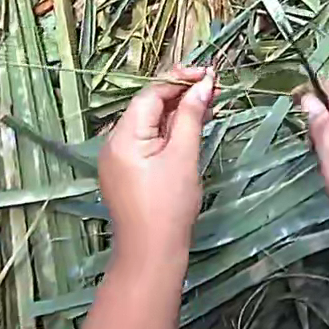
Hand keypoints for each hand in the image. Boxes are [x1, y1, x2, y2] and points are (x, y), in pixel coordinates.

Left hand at [100, 65, 215, 258]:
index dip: (179, 80)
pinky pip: (148, 140)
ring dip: (178, 112)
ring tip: (209, 106)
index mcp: (123, 136)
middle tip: (214, 89)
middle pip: (149, 106)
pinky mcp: (128, 170)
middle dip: (181, 95)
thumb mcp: (184, 156)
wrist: (152, 253)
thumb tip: (204, 84)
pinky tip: (192, 129)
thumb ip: (192, 116)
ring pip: (150, 123)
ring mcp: (119, 158)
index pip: (150, 94)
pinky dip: (170, 132)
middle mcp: (114, 142)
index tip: (209, 75)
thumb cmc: (169, 205)